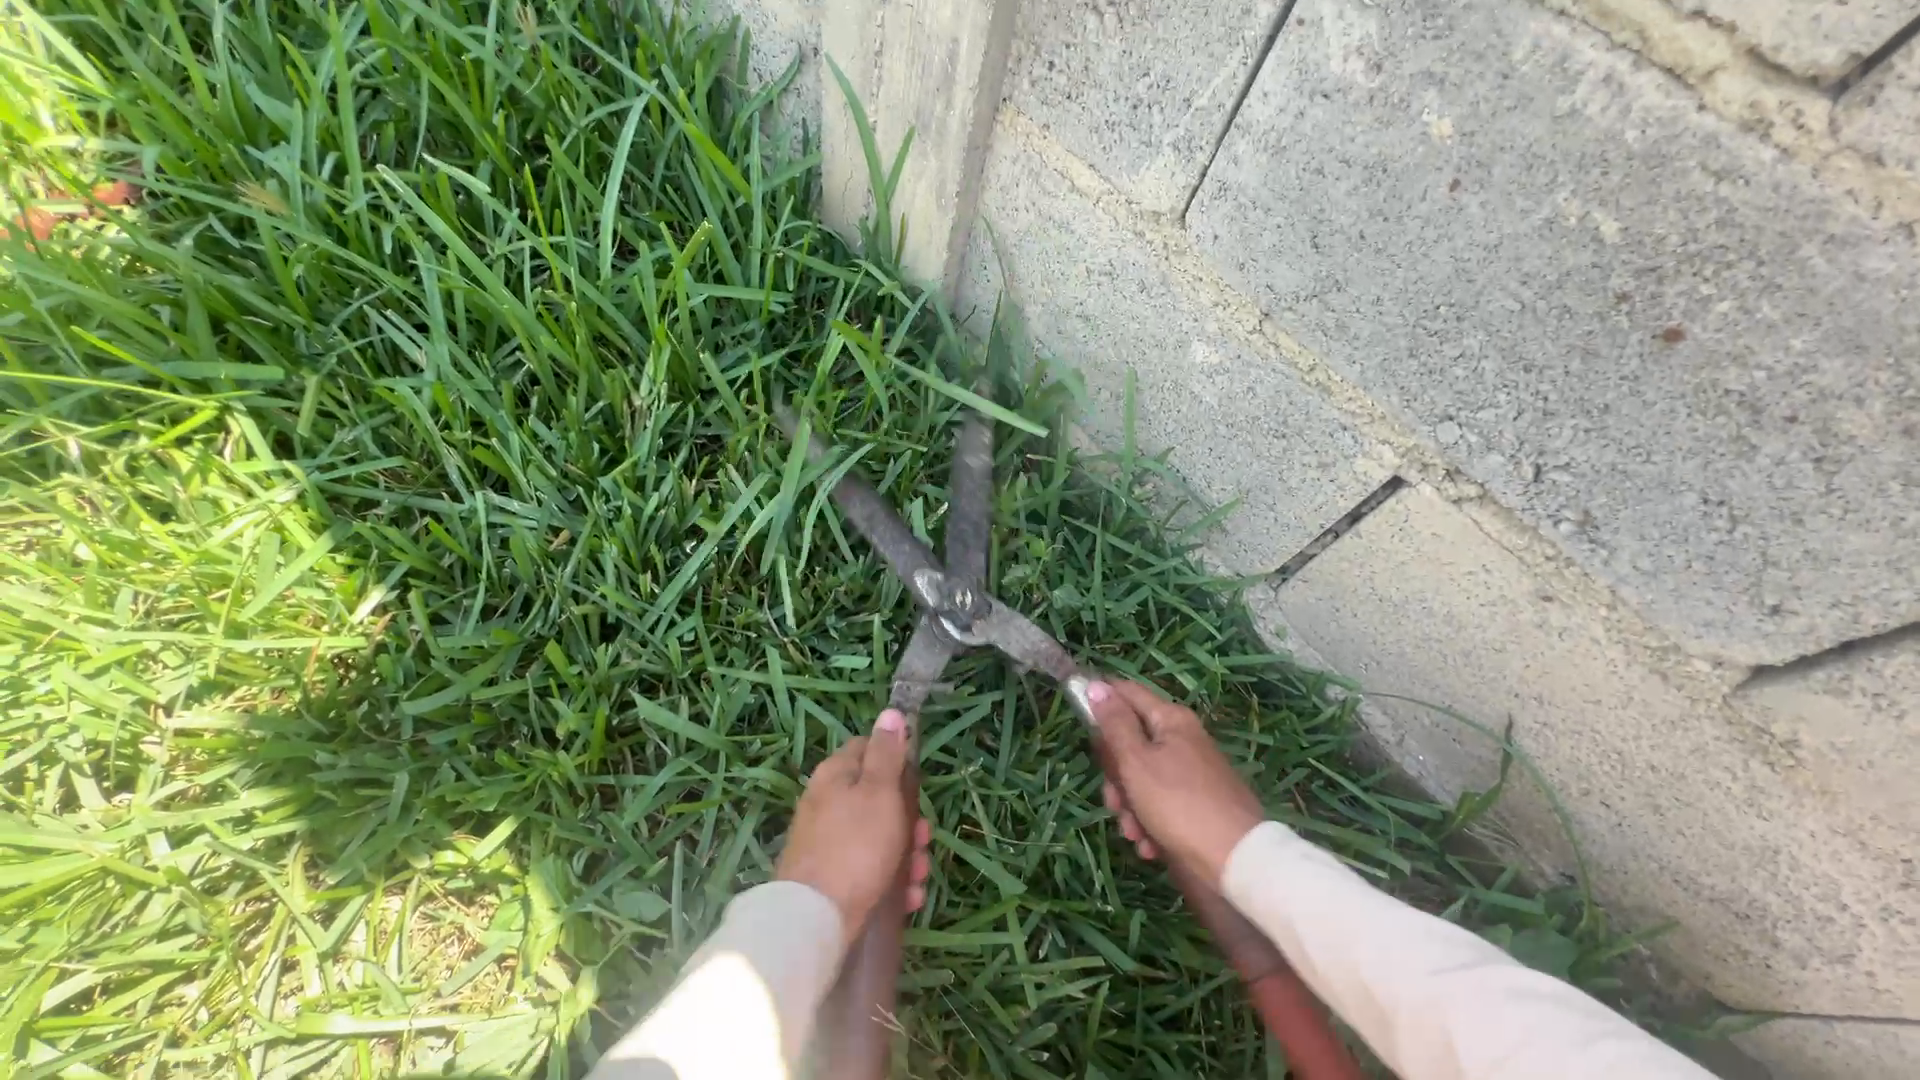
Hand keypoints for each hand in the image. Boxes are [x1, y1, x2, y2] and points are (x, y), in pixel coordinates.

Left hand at [775, 709, 933, 943]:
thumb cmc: (856, 846)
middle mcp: (827, 803)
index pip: (868, 749)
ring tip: (918, 877)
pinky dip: (891, 881)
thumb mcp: (880, 792)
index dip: (897, 764)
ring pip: (879, 838)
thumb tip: (890, 712)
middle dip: (910, 821)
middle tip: (923, 840)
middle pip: (879, 798)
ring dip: (907, 856)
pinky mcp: (831, 877)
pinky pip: (869, 870)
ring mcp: (827, 841)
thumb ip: (887, 753)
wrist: (815, 919)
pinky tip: (907, 898)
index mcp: (835, 775)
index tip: (916, 786)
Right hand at [1086, 680, 1266, 883]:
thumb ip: (1114, 724)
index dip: (1099, 704)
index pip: (1125, 693)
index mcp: (1170, 720)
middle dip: (1115, 776)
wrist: (1234, 860)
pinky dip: (1149, 822)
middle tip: (1115, 799)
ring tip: (1134, 832)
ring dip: (1129, 807)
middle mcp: (1181, 739)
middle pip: (1128, 743)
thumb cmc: (1178, 804)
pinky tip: (1150, 844)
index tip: (1082, 728)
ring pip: (1139, 778)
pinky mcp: (1193, 803)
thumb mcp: (1136, 761)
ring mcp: (1188, 772)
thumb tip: (1096, 685)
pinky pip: (1158, 803)